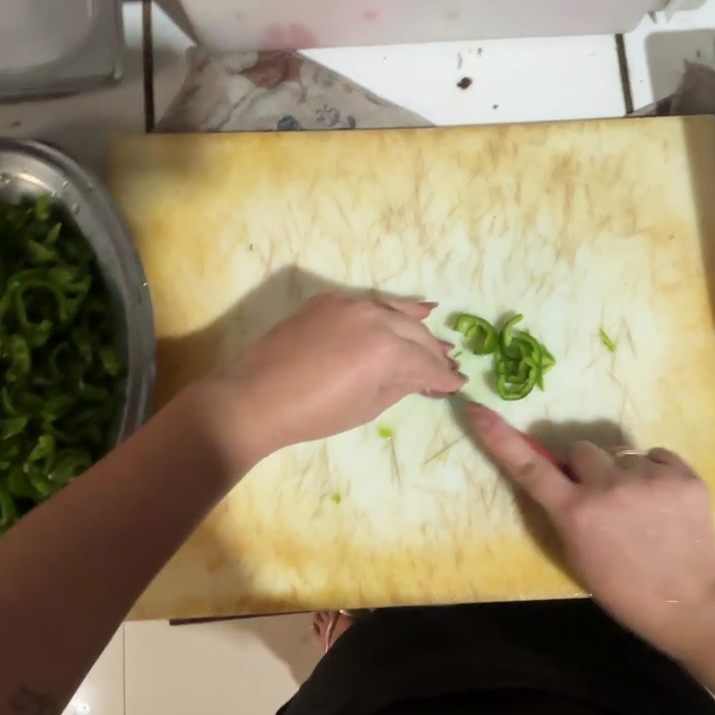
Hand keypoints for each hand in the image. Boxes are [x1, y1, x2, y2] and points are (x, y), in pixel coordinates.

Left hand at [201, 292, 465, 463]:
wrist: (257, 397)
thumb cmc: (315, 413)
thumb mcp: (367, 406)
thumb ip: (401, 385)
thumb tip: (421, 378)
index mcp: (387, 349)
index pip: (425, 364)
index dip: (443, 378)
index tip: (457, 385)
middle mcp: (375, 318)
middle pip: (416, 335)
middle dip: (434, 354)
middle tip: (449, 367)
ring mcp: (351, 304)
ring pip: (396, 312)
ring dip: (419, 327)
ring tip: (440, 340)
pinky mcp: (330, 301)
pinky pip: (371, 303)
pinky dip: (393, 308)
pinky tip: (413, 309)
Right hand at [469, 403, 714, 654]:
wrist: (689, 603)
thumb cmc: (623, 588)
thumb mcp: (578, 554)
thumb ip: (566, 511)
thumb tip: (564, 475)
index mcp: (575, 513)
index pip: (529, 467)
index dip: (501, 438)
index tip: (478, 409)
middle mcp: (607, 487)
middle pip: (584, 449)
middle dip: (587, 466)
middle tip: (601, 494)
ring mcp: (648, 478)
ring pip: (623, 454)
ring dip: (624, 472)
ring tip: (641, 506)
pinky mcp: (682, 475)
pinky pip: (657, 455)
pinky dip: (656, 472)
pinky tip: (664, 502)